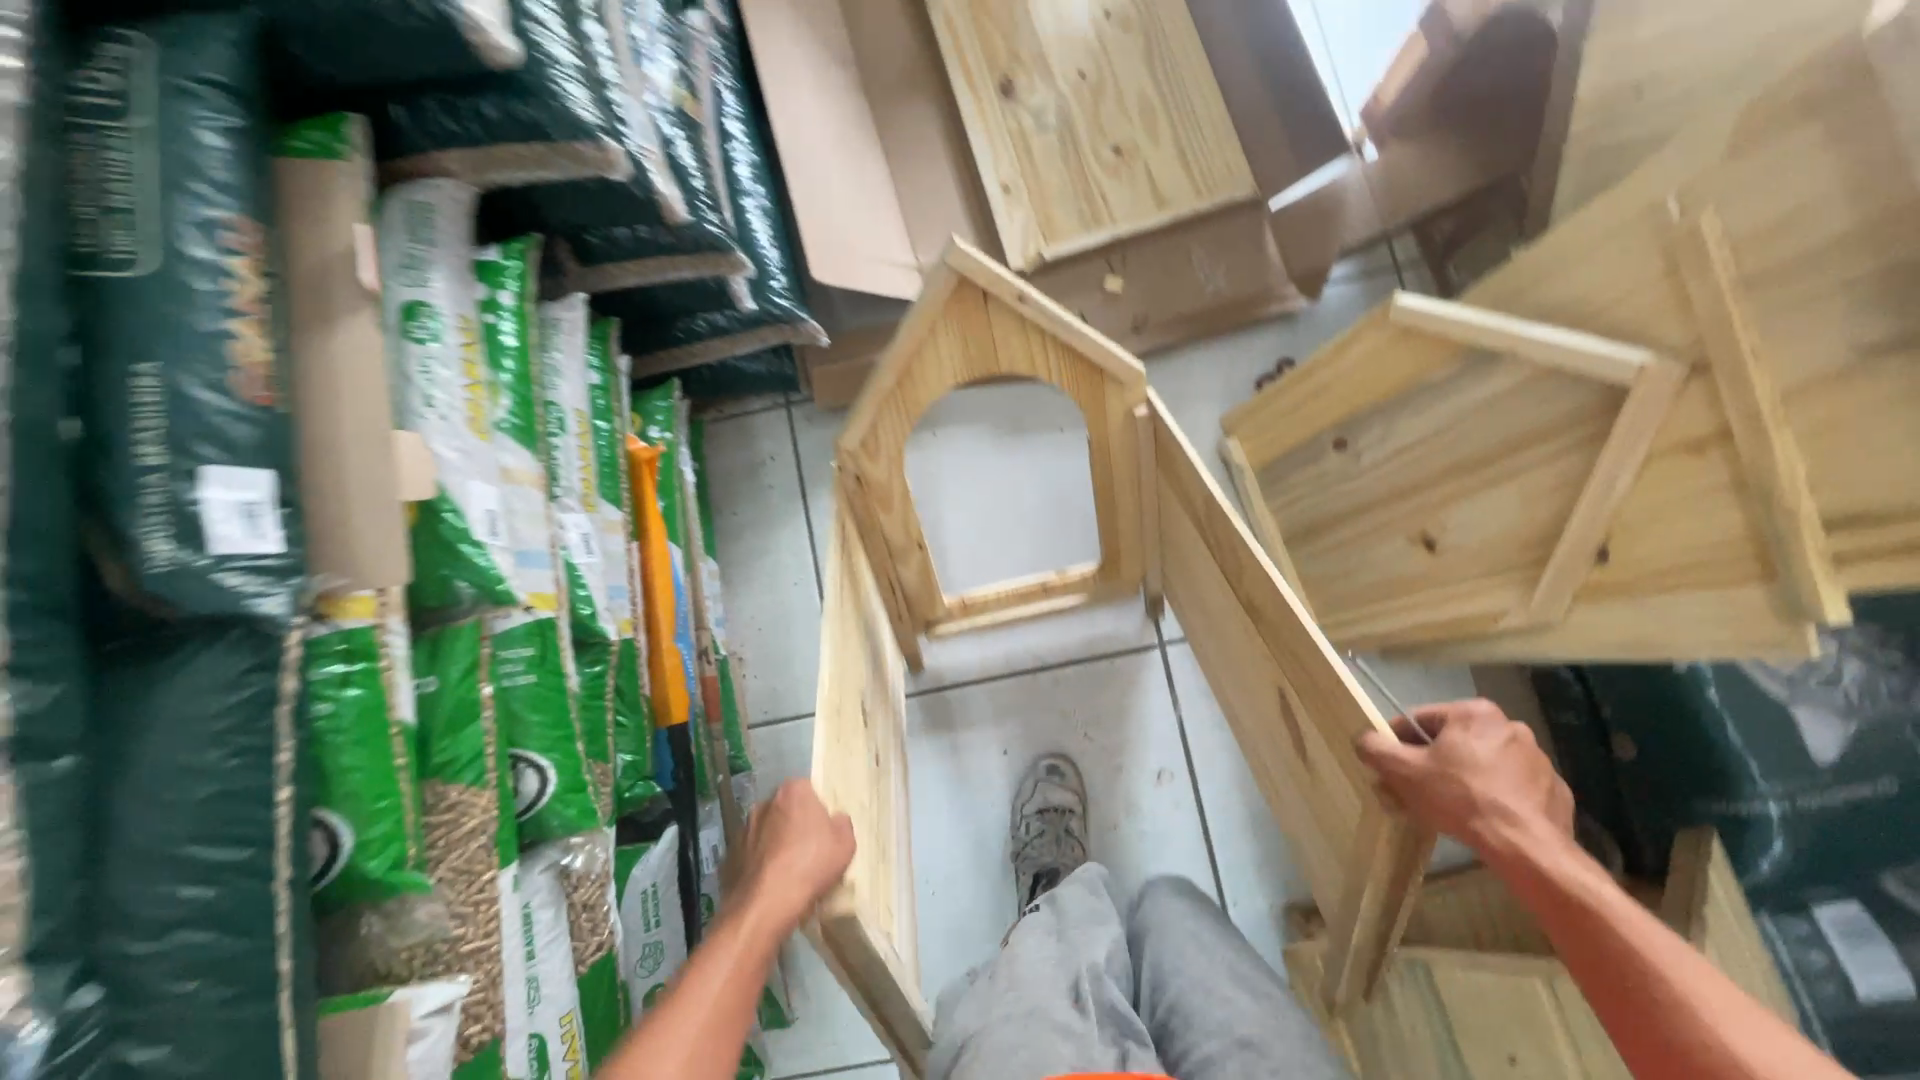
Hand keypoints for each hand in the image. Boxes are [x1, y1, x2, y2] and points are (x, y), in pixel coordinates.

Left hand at [734, 779, 856, 933]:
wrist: (766, 904)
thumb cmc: (811, 865)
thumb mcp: (845, 845)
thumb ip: (842, 824)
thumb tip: (835, 820)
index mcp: (792, 792)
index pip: (807, 789)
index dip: (816, 808)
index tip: (823, 830)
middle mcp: (764, 803)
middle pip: (784, 808)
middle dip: (793, 823)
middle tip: (806, 849)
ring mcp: (742, 828)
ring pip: (764, 830)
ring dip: (773, 842)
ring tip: (785, 870)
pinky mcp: (728, 854)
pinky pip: (749, 853)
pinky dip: (757, 862)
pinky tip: (768, 882)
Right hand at [1356, 698, 1574, 861]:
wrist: (1525, 845)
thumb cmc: (1459, 798)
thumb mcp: (1403, 771)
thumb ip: (1374, 748)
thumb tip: (1364, 739)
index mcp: (1473, 713)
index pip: (1419, 720)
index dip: (1398, 744)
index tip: (1390, 768)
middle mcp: (1510, 726)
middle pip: (1452, 742)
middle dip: (1431, 764)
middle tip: (1416, 792)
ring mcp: (1537, 758)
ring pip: (1483, 763)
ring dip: (1463, 778)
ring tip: (1450, 808)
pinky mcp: (1554, 788)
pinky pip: (1512, 786)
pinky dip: (1496, 796)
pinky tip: (1484, 818)